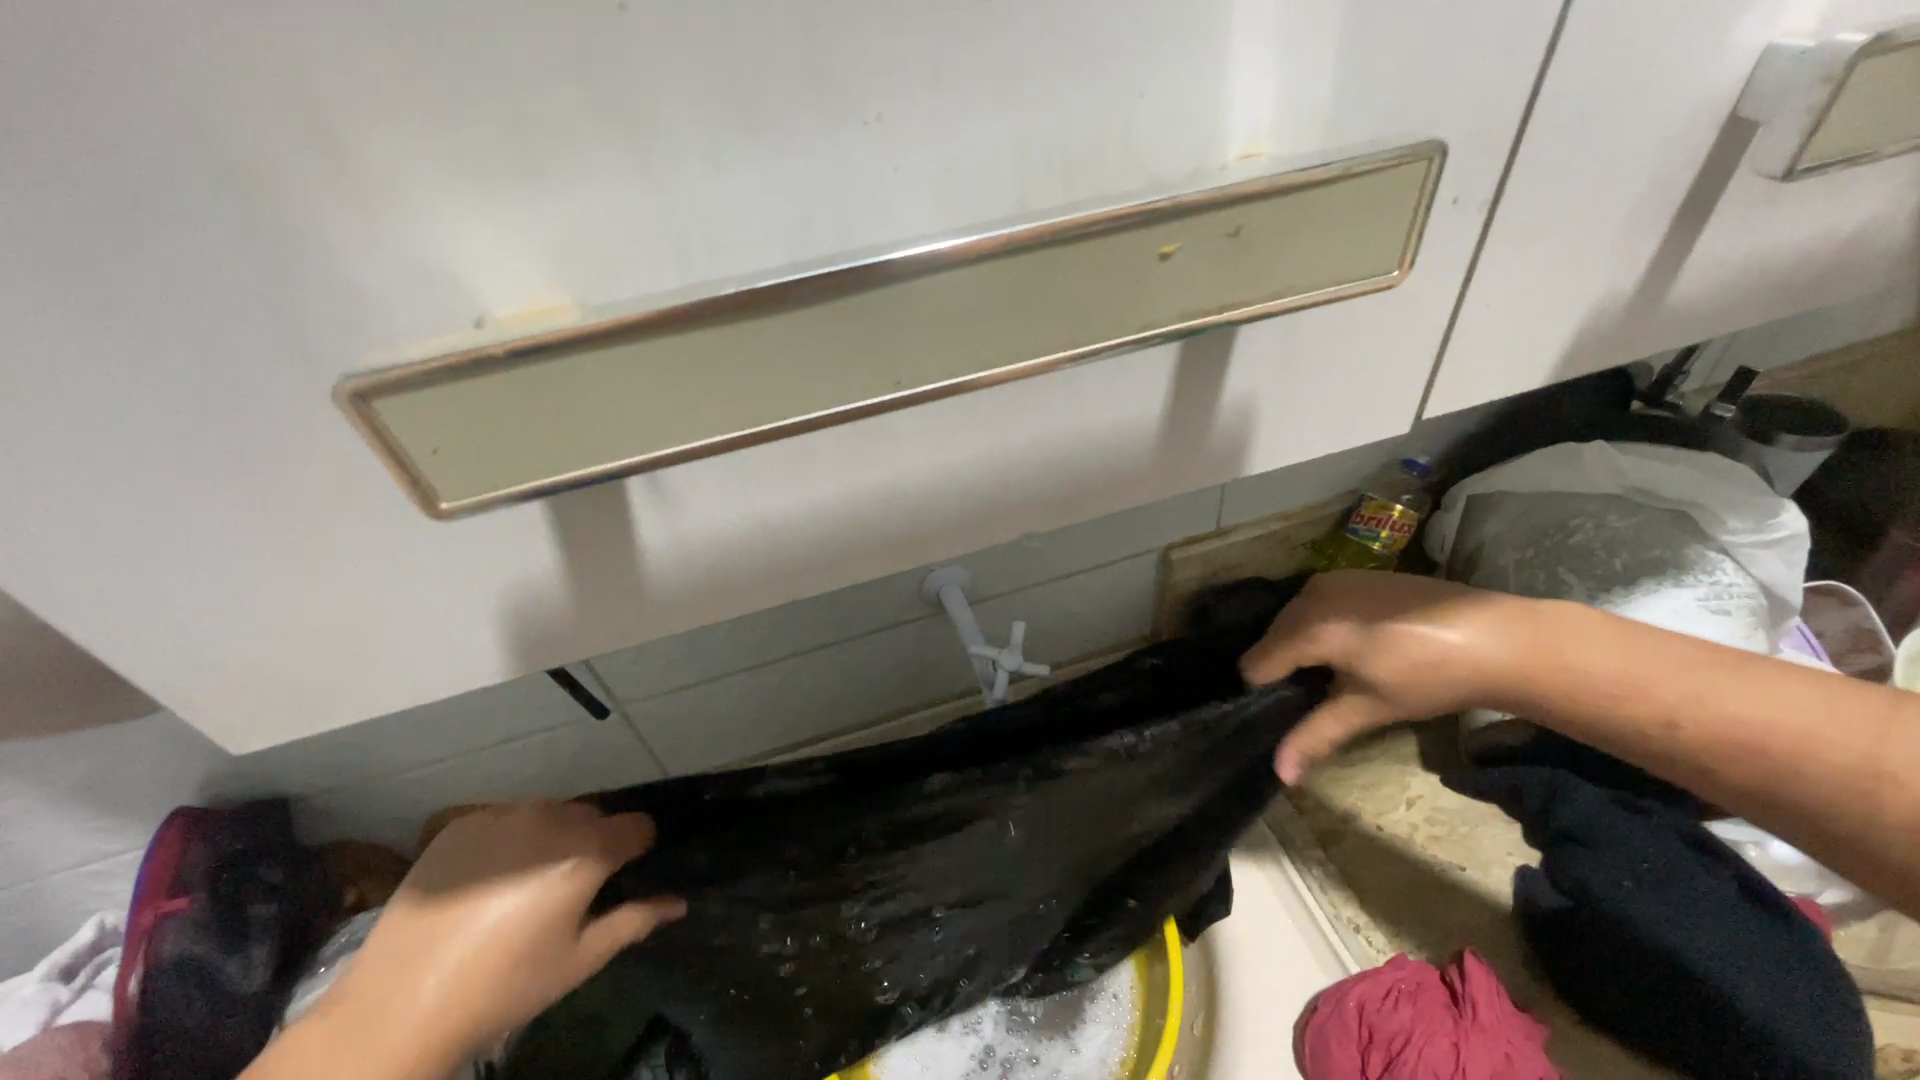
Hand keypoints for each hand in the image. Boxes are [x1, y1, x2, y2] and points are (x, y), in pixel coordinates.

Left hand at [319, 801, 684, 1067]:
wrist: (399, 1004)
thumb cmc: (504, 986)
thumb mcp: (580, 960)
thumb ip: (635, 921)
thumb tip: (680, 903)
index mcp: (584, 854)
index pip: (636, 826)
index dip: (638, 849)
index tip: (625, 875)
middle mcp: (547, 822)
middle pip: (592, 816)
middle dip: (595, 842)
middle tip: (574, 889)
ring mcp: (499, 817)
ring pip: (549, 813)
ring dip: (554, 837)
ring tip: (528, 885)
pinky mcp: (459, 825)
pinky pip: (506, 818)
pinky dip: (511, 839)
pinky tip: (489, 880)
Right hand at [1239, 571, 1525, 783]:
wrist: (1497, 637)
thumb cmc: (1427, 677)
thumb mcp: (1367, 709)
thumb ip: (1315, 735)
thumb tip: (1279, 775)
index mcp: (1307, 628)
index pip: (1255, 664)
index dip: (1268, 693)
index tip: (1295, 709)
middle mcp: (1311, 594)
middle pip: (1271, 639)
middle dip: (1285, 667)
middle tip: (1321, 693)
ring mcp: (1334, 579)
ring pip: (1293, 619)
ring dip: (1304, 646)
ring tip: (1342, 671)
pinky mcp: (1356, 574)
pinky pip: (1318, 603)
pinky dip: (1324, 625)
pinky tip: (1360, 644)